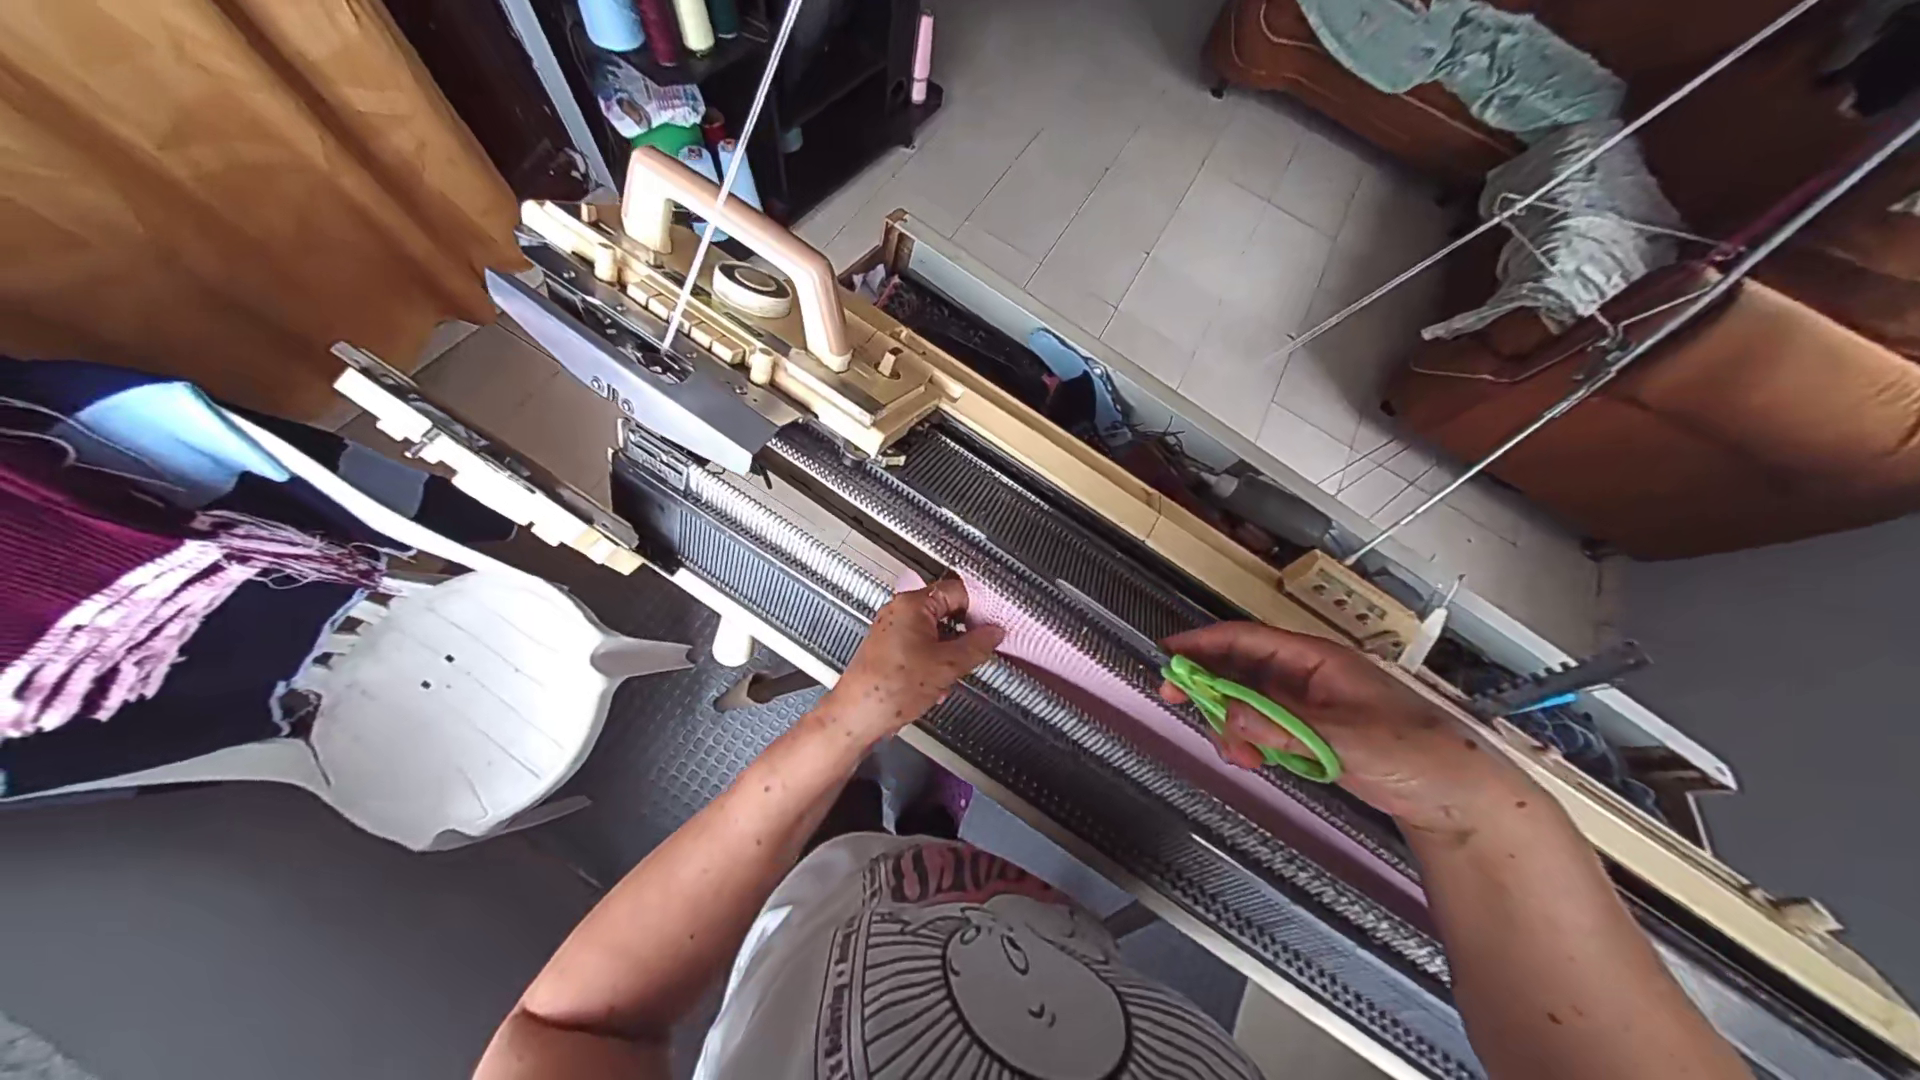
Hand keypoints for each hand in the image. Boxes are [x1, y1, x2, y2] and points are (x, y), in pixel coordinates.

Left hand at [821, 579, 1003, 742]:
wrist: (858, 716)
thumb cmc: (889, 687)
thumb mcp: (948, 665)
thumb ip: (977, 645)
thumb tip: (994, 633)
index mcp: (912, 604)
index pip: (958, 590)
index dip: (979, 608)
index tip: (992, 624)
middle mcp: (899, 611)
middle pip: (947, 611)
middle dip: (964, 635)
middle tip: (978, 650)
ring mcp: (893, 630)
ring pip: (936, 632)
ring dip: (950, 653)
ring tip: (951, 674)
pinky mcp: (890, 649)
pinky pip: (922, 648)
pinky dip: (934, 663)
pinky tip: (936, 684)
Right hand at [1159, 623, 1532, 836]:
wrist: (1460, 799)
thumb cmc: (1421, 752)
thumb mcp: (1347, 737)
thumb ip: (1284, 725)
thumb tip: (1230, 712)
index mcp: (1315, 660)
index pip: (1246, 639)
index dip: (1203, 643)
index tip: (1170, 654)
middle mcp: (1304, 677)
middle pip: (1238, 669)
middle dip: (1209, 687)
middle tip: (1181, 704)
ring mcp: (1304, 706)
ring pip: (1245, 702)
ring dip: (1229, 722)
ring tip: (1235, 752)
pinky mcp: (1307, 734)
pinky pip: (1260, 728)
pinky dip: (1247, 741)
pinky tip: (1252, 759)